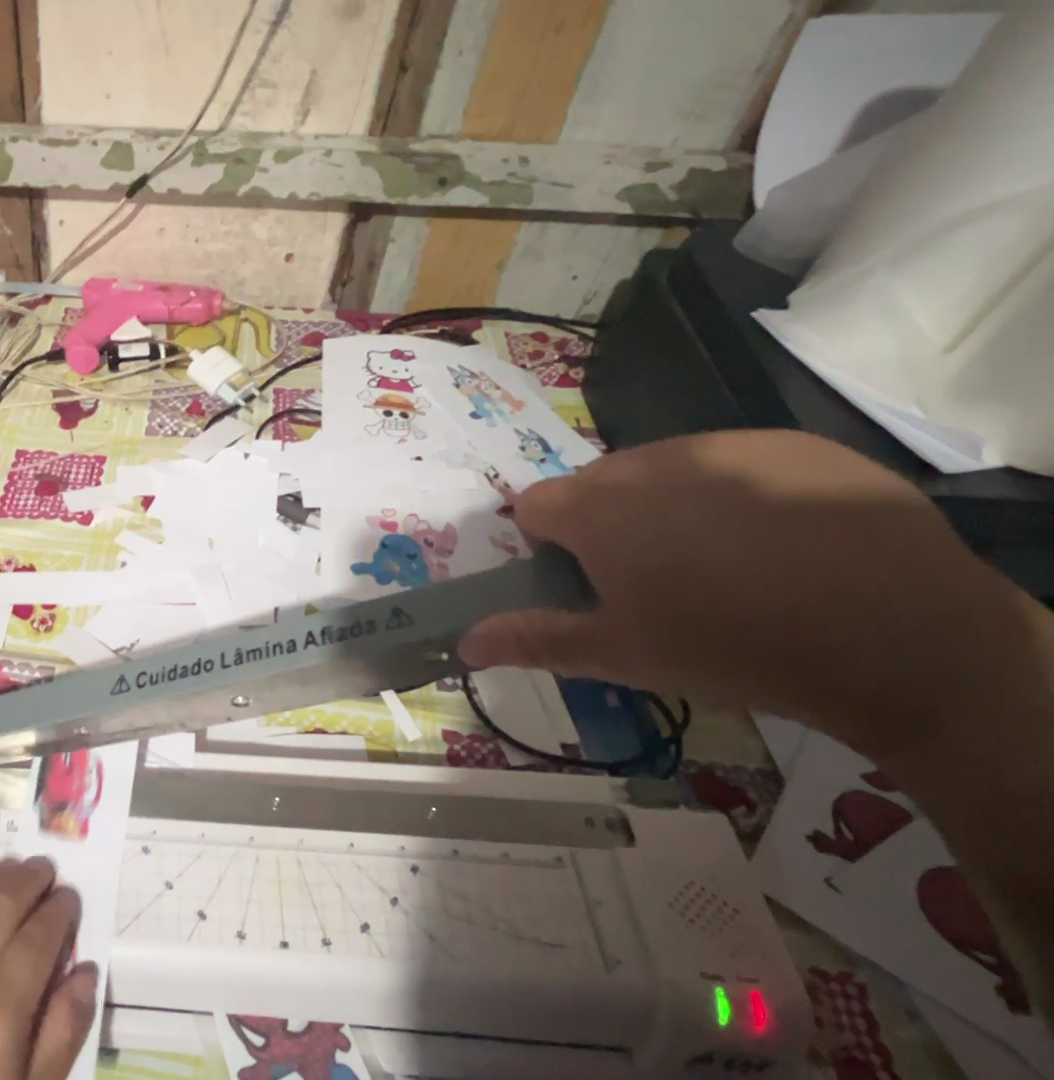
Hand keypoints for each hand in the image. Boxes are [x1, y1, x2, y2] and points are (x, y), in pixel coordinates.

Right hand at [458, 431, 1048, 757]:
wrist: (897, 637)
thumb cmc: (729, 649)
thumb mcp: (620, 655)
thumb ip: (534, 639)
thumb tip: (464, 642)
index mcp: (598, 509)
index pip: (534, 504)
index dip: (547, 543)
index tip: (582, 581)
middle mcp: (651, 462)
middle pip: (597, 483)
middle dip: (604, 522)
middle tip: (650, 580)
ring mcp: (728, 445)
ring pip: (664, 468)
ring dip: (666, 505)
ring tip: (716, 562)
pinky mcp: (796, 444)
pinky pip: (735, 459)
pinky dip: (733, 492)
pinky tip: (777, 543)